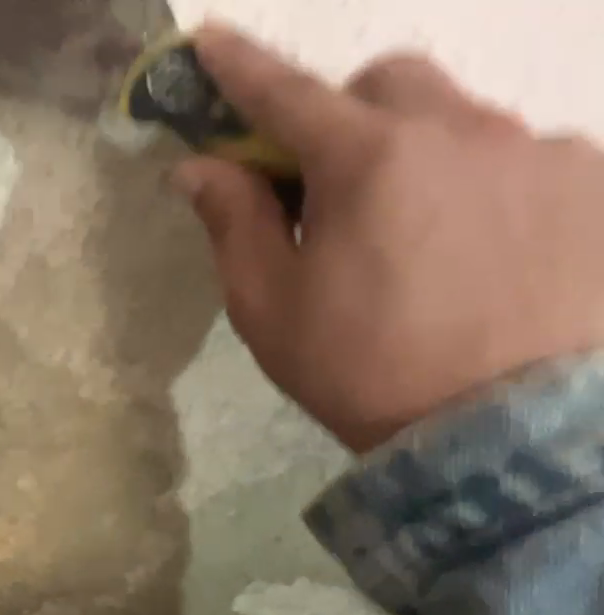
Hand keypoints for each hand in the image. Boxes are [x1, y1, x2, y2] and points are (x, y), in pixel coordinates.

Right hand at [174, 24, 603, 451]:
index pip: (287, 96)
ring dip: (413, 156)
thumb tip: (200, 166)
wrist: (499, 421)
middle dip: (343, 116)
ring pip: (456, 120)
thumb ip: (234, 221)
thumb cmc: (355, 363)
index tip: (206, 42)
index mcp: (369, 161)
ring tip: (406, 241)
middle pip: (389, 83)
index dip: (240, 69)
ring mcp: (541, 151)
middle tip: (321, 186)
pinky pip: (516, 158)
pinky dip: (475, 186)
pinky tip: (471, 254)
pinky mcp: (593, 182)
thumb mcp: (266, 302)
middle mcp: (462, 131)